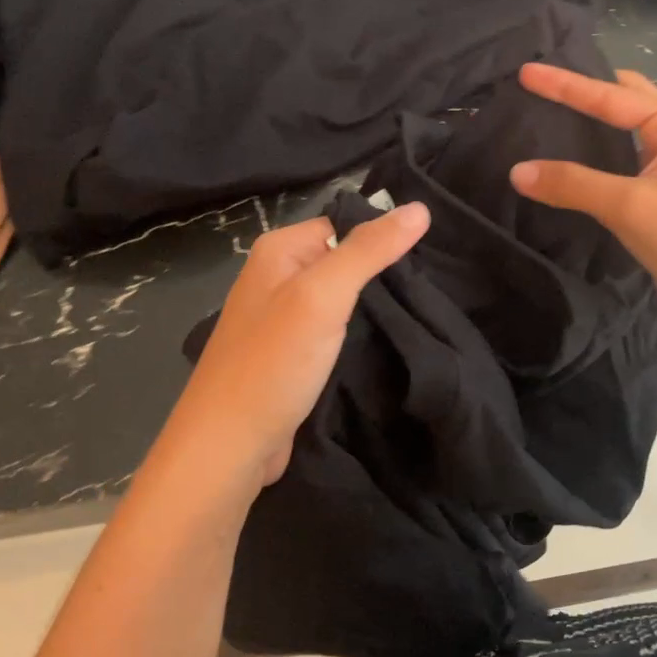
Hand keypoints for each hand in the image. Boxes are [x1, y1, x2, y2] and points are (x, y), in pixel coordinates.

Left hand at [184, 204, 428, 484]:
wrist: (228, 448)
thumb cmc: (273, 364)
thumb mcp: (323, 296)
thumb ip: (369, 251)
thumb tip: (420, 208)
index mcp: (278, 251)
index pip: (346, 225)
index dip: (383, 239)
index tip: (427, 260)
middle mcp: (276, 277)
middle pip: (346, 261)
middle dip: (383, 276)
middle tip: (428, 291)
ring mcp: (283, 319)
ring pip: (343, 300)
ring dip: (374, 309)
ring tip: (419, 316)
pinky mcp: (291, 356)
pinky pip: (334, 331)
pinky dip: (359, 336)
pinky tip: (387, 345)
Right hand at [509, 62, 656, 335]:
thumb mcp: (630, 207)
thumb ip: (573, 185)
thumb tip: (517, 171)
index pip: (612, 95)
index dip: (566, 83)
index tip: (525, 71)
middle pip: (623, 101)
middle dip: (584, 90)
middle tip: (538, 85)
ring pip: (623, 134)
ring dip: (589, 125)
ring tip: (544, 117)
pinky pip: (622, 166)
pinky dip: (595, 159)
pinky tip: (566, 166)